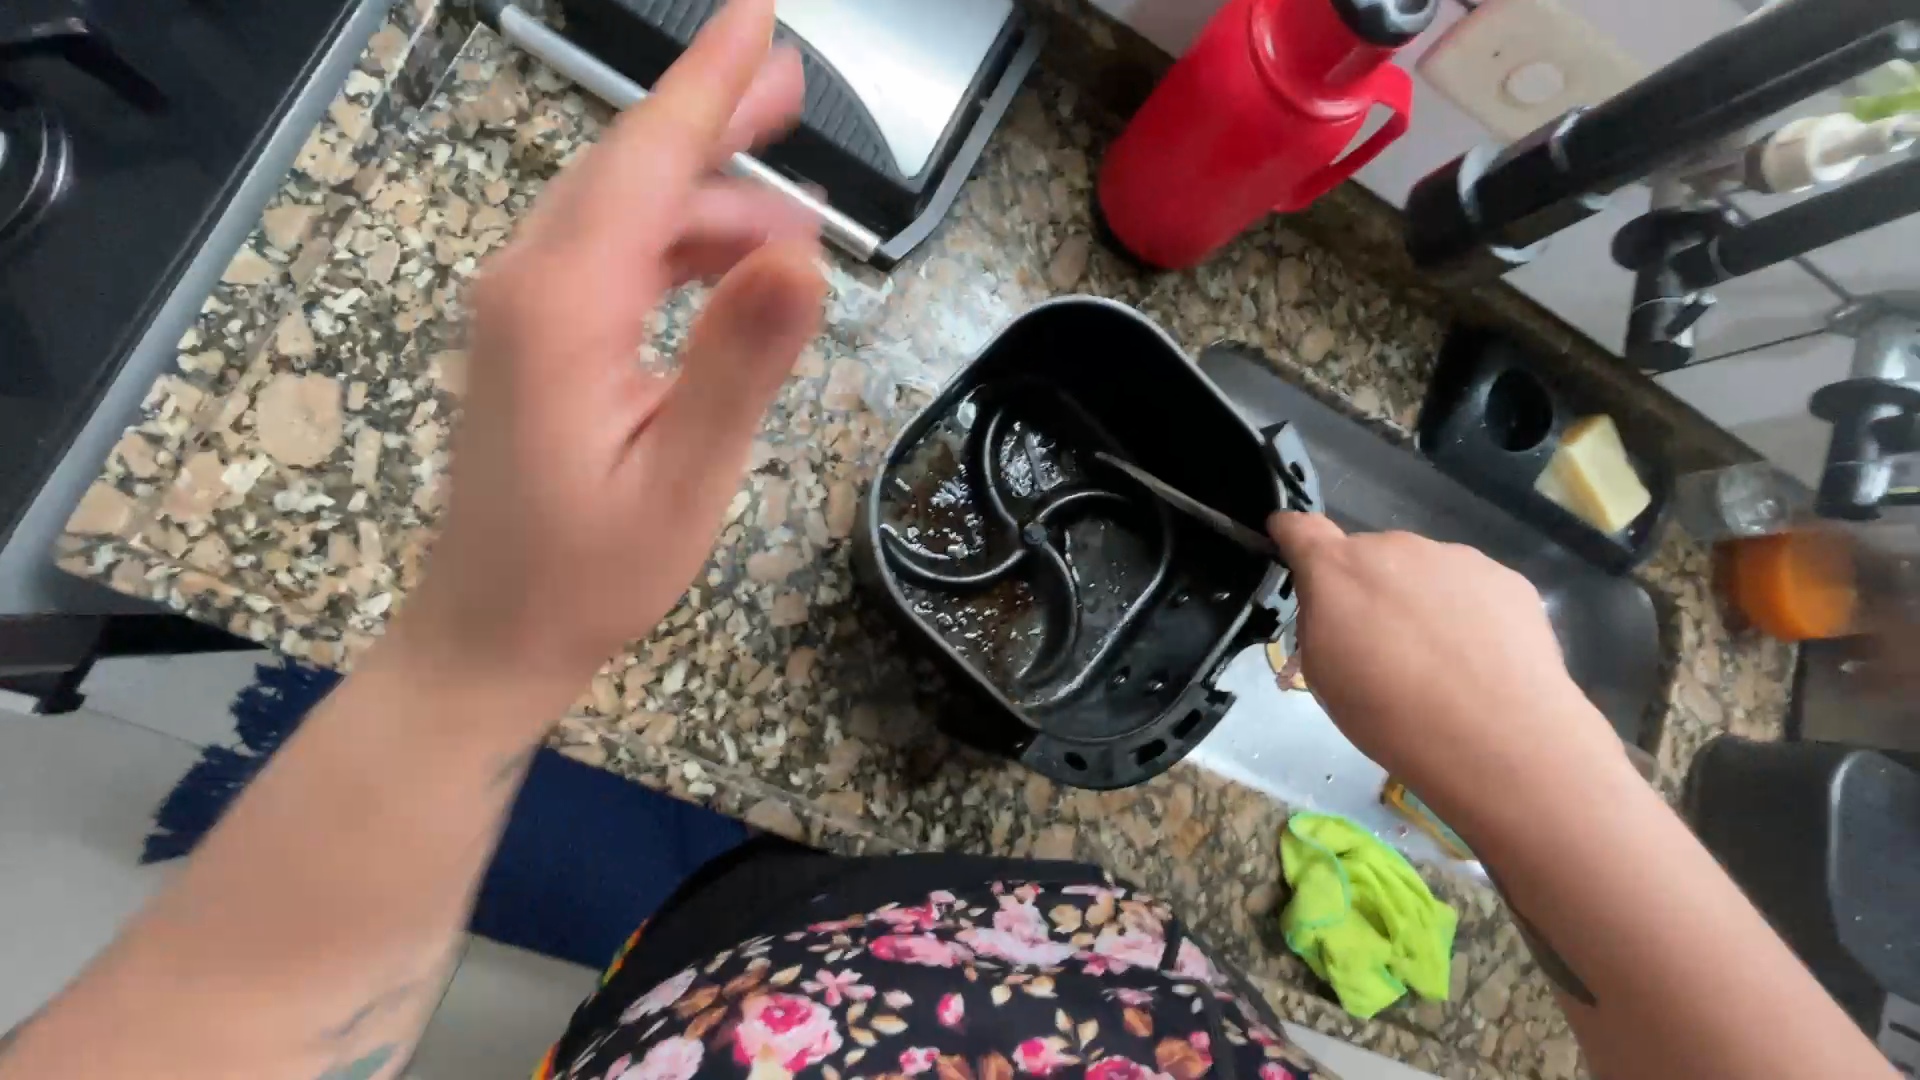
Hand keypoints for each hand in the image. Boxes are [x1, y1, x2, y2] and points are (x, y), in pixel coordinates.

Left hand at [393, 0, 825, 698]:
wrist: (493, 635)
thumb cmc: (589, 574)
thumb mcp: (684, 477)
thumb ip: (737, 362)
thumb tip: (803, 258)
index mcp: (563, 305)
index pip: (645, 162)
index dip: (707, 86)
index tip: (758, 20)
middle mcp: (531, 284)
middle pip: (632, 173)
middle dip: (716, 126)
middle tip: (794, 90)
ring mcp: (527, 313)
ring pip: (626, 220)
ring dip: (712, 207)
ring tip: (797, 222)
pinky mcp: (537, 344)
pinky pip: (615, 267)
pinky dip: (681, 256)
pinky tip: (732, 276)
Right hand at [1269, 512, 1624, 817]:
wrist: (1498, 740)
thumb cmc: (1387, 712)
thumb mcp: (1321, 671)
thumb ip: (1319, 619)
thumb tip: (1336, 606)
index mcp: (1336, 569)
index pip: (1299, 528)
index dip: (1291, 535)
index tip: (1289, 547)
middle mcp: (1392, 548)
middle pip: (1365, 555)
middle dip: (1364, 587)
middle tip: (1381, 643)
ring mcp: (1454, 558)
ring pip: (1419, 569)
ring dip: (1415, 597)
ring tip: (1438, 657)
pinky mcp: (1505, 578)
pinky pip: (1467, 585)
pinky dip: (1463, 610)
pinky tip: (1477, 658)